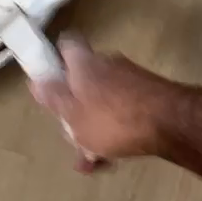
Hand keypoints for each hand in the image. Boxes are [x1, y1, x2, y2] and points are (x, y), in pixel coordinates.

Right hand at [28, 35, 173, 172]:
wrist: (166, 120)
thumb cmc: (111, 118)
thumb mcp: (73, 113)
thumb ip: (54, 96)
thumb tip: (35, 78)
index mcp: (85, 63)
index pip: (68, 45)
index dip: (56, 57)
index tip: (49, 77)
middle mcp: (106, 63)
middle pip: (83, 79)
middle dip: (75, 108)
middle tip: (72, 136)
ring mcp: (127, 76)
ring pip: (101, 99)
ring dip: (94, 125)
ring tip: (92, 156)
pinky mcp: (143, 92)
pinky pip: (119, 108)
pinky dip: (112, 128)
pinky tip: (111, 155)